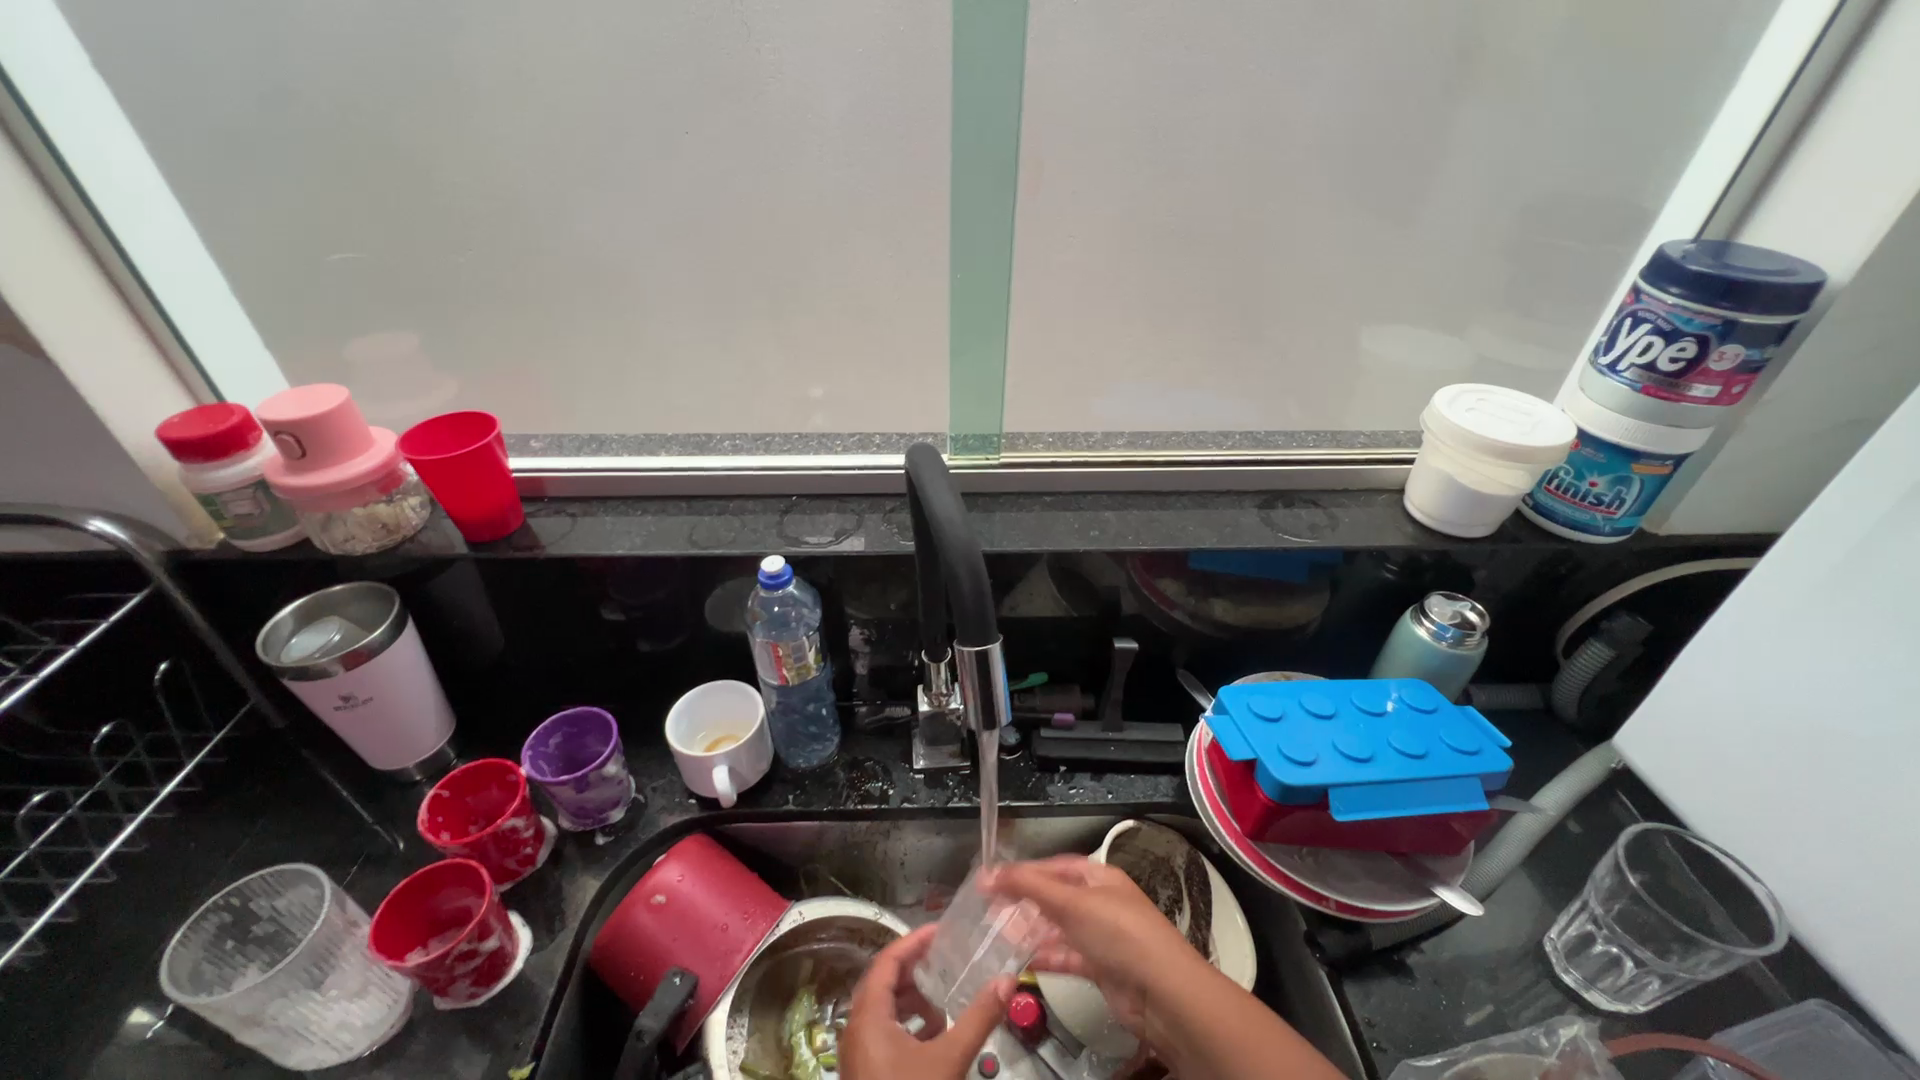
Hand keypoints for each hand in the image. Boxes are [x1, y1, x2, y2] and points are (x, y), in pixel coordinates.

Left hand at [841, 924, 1014, 1079]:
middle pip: (882, 983)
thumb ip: (978, 1018)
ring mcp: (858, 1054)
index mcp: (868, 1018)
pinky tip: (936, 1034)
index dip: (913, 942)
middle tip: (945, 959)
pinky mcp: (866, 1073)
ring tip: (944, 999)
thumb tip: (1006, 981)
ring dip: (912, 999)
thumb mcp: (950, 1059)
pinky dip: (908, 1024)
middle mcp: (856, 1030)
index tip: (941, 931)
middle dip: (915, 969)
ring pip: (883, 1010)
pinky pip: (884, 1033)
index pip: (886, 962)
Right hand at [983, 856, 1201, 1032]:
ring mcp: (1101, 936)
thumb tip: (987, 873)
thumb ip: (1028, 887)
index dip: (1022, 872)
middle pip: (1055, 897)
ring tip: (998, 936)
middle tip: (989, 912)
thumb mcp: (1072, 902)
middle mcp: (1100, 903)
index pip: (1054, 867)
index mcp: (1099, 877)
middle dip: (1024, 903)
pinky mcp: (1100, 967)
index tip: (989, 882)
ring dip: (1031, 931)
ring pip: (1058, 928)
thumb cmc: (1118, 934)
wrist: (1161, 992)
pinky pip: (1066, 956)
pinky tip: (1023, 962)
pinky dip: (1046, 957)